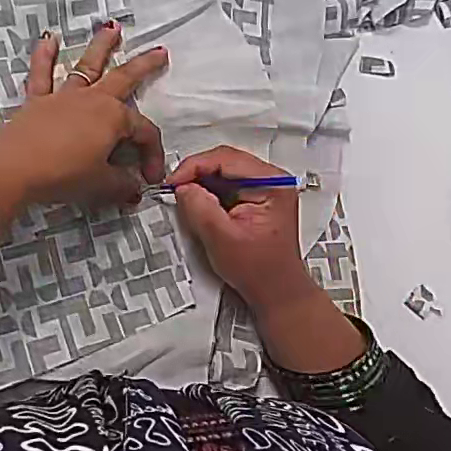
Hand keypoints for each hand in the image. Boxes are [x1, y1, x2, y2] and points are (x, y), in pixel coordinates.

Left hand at [0, 22, 169, 207]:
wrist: (13, 168)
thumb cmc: (63, 174)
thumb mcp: (100, 184)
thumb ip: (122, 184)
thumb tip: (134, 188)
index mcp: (114, 118)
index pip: (144, 133)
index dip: (152, 155)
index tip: (150, 179)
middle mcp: (92, 100)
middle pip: (124, 78)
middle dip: (144, 65)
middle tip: (160, 52)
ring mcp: (64, 97)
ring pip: (87, 66)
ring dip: (102, 46)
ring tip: (112, 29)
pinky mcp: (37, 101)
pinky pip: (42, 74)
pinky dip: (44, 56)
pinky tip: (49, 39)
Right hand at [165, 146, 309, 306]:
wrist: (276, 292)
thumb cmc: (260, 271)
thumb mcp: (221, 238)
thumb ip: (199, 207)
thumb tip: (183, 187)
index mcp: (272, 184)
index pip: (226, 158)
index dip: (194, 167)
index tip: (173, 182)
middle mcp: (272, 181)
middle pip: (224, 162)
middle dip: (196, 174)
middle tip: (175, 189)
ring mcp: (265, 189)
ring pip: (223, 173)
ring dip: (202, 183)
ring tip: (185, 200)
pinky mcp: (256, 198)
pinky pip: (227, 186)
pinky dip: (209, 193)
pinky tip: (200, 206)